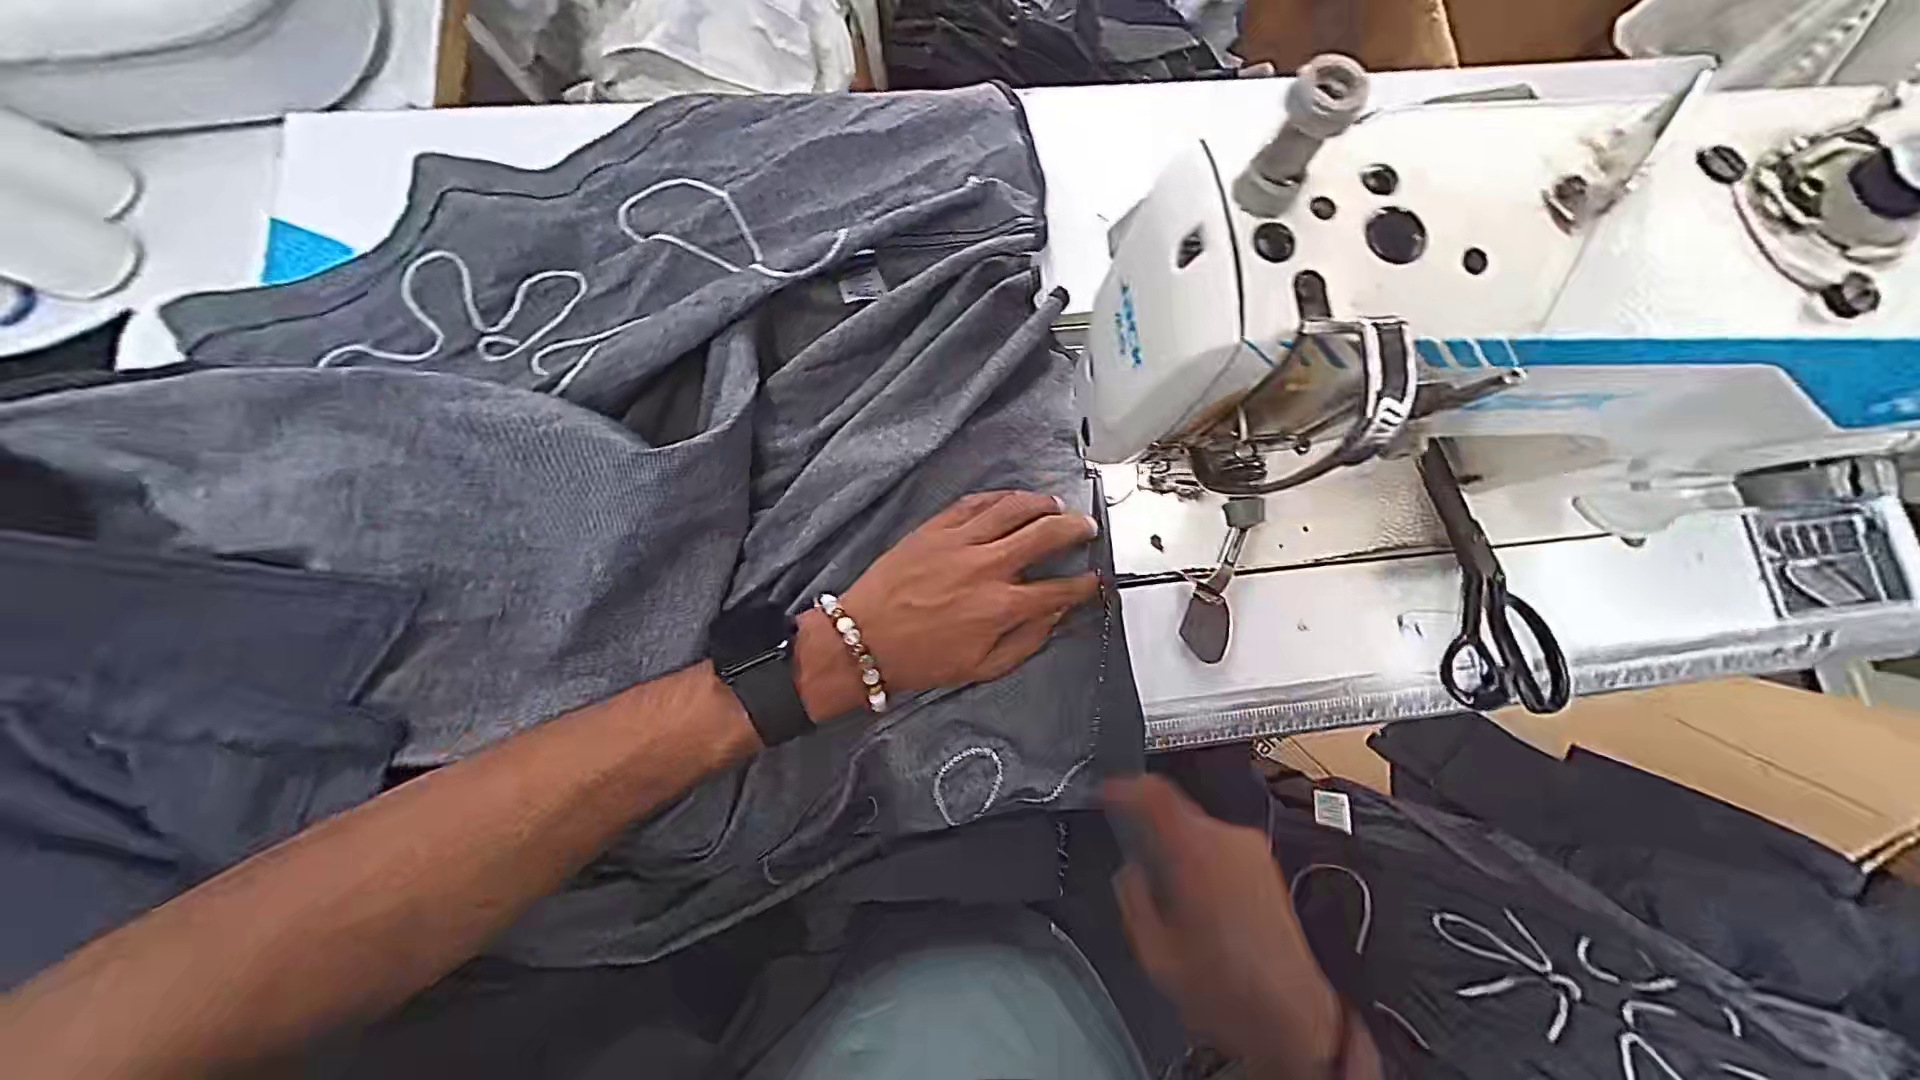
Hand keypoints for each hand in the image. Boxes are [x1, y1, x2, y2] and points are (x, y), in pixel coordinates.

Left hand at [793, 491, 1099, 719]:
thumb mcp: (982, 667)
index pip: (1059, 589)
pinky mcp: (935, 529)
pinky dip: (1000, 497)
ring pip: (1014, 508)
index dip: (1084, 584)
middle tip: (1085, 529)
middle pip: (1046, 534)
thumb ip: (1026, 641)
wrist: (863, 640)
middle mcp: (986, 568)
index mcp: (1000, 607)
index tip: (1093, 581)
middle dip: (1075, 529)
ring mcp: (959, 543)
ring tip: (1055, 506)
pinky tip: (1012, 499)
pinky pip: (975, 502)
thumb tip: (1054, 617)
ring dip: (1042, 503)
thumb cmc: (919, 658)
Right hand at [1107, 776, 1372, 1079]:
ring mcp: (1250, 849)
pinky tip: (1201, 900)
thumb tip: (1129, 872)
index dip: (1125, 786)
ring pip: (1197, 827)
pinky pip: (1219, 843)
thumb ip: (1132, 898)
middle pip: (1174, 809)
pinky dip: (1201, 858)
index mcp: (1195, 853)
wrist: (1292, 1015)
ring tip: (1175, 894)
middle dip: (1151, 829)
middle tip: (1140, 860)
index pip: (1155, 792)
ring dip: (1178, 847)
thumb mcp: (1155, 953)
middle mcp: (1226, 841)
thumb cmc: (1229, 990)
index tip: (1108, 790)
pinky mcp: (1264, 861)